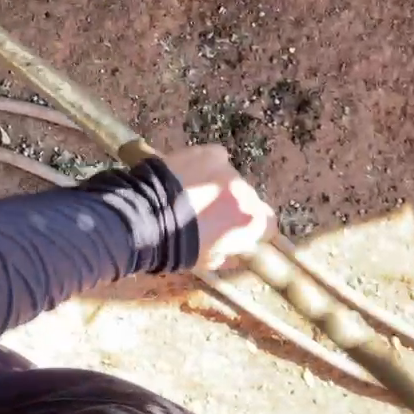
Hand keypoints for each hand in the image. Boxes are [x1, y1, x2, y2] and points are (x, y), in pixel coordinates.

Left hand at [164, 146, 274, 271]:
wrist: (147, 217)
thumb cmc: (177, 246)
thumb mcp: (208, 260)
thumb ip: (227, 252)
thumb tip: (230, 248)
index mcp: (252, 223)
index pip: (266, 222)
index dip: (250, 224)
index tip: (233, 225)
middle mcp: (247, 194)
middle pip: (245, 196)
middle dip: (229, 202)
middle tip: (204, 208)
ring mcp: (228, 171)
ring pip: (227, 176)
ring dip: (215, 182)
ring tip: (188, 189)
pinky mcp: (209, 153)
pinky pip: (214, 156)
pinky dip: (204, 163)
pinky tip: (186, 171)